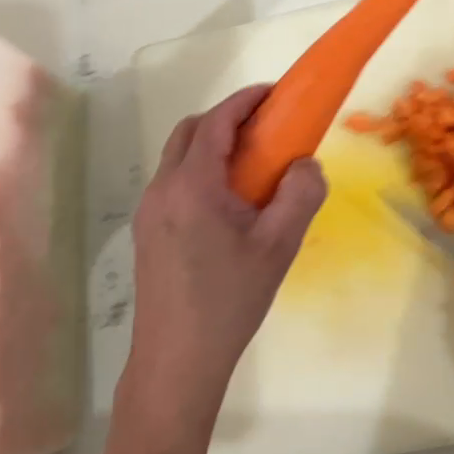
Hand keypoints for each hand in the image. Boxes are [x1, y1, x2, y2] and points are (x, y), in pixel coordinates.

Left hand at [123, 85, 327, 418]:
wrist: (177, 360)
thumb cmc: (230, 300)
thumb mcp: (279, 246)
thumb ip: (300, 194)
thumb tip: (305, 164)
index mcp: (192, 184)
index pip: (217, 122)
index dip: (246, 100)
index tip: (276, 94)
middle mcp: (162, 188)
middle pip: (190, 131)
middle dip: (228, 119)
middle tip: (267, 129)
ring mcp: (149, 212)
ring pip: (178, 157)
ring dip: (212, 147)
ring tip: (252, 167)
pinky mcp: (147, 233)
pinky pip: (174, 183)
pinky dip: (200, 172)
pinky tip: (228, 205)